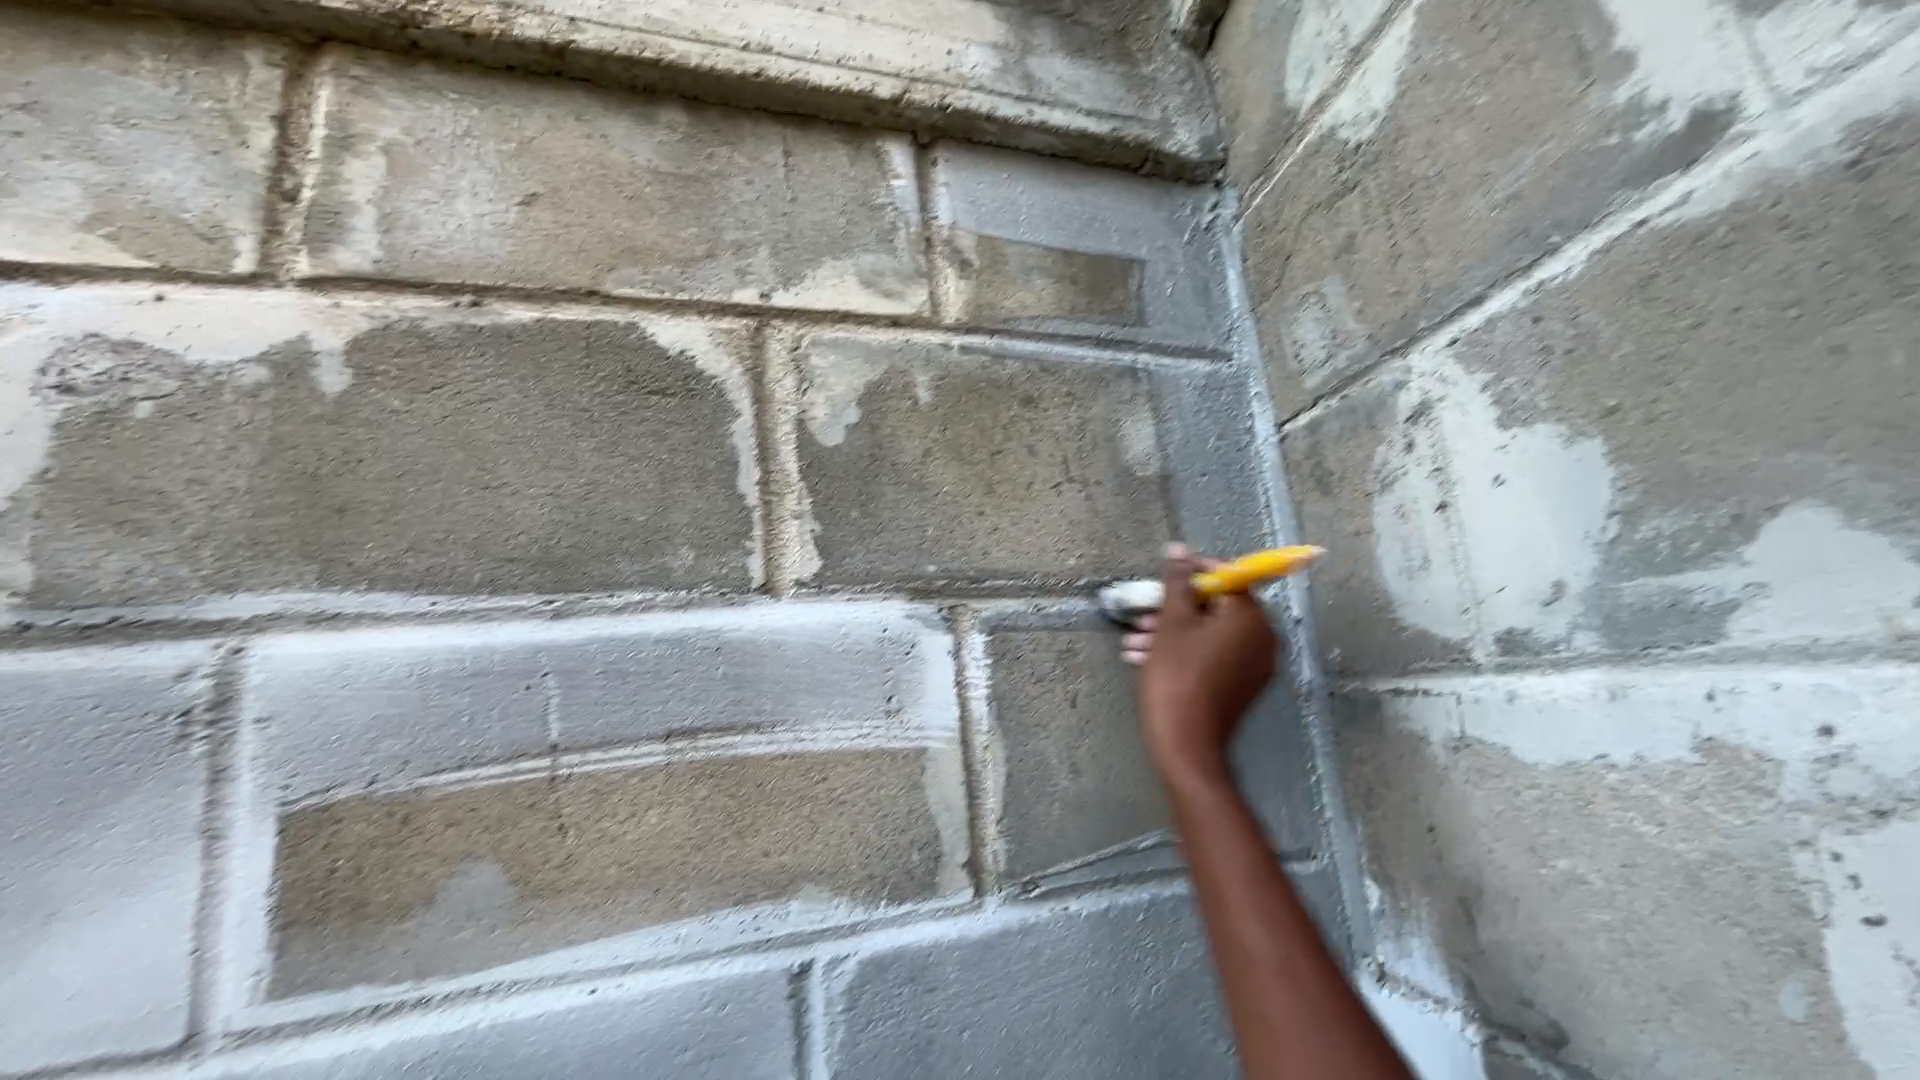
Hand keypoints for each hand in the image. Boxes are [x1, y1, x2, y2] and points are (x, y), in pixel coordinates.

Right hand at [1127, 544, 1278, 776]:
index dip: (1192, 573)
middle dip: (1175, 609)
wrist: (1186, 743)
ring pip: (1210, 634)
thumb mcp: (1171, 622)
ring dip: (1172, 633)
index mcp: (1251, 616)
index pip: (1226, 577)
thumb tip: (1178, 549)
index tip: (1164, 576)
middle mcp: (1263, 637)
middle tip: (1143, 615)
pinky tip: (1147, 659)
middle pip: (1216, 607)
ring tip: (1135, 642)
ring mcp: (1255, 665)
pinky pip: (1214, 656)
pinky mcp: (1242, 686)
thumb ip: (1177, 581)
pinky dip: (1185, 652)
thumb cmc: (1177, 676)